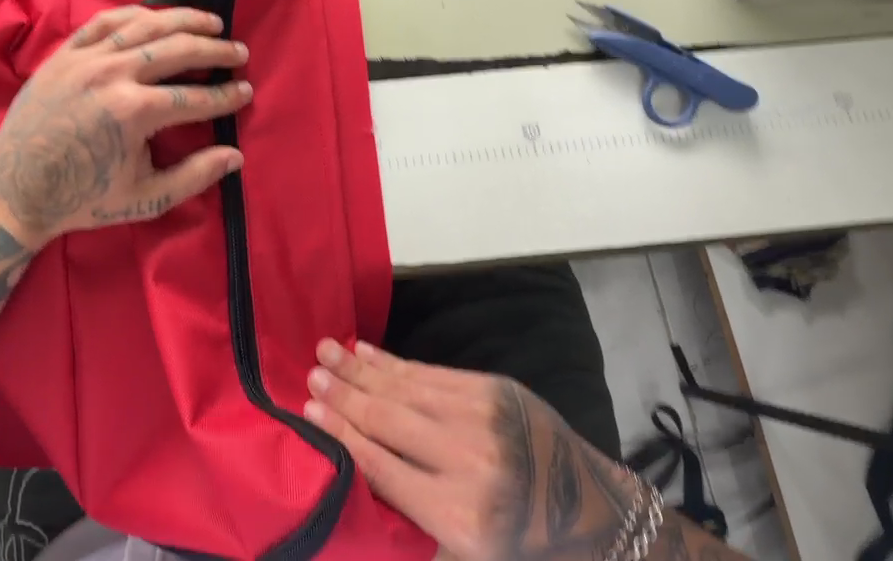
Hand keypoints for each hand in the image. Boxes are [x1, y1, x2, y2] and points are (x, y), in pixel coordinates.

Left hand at [0, 5, 252, 245]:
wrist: (15, 190)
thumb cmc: (81, 198)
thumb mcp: (144, 198)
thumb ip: (193, 176)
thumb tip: (235, 156)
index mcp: (134, 112)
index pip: (196, 96)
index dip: (227, 95)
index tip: (246, 91)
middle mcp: (113, 75)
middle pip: (178, 48)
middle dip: (215, 50)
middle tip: (238, 52)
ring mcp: (85, 58)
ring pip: (145, 24)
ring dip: (184, 20)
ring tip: (211, 23)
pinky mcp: (64, 53)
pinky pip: (105, 21)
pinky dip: (135, 14)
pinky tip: (156, 16)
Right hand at [304, 339, 644, 560]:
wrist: (586, 507)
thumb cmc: (513, 538)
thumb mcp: (460, 544)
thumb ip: (407, 508)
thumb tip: (347, 460)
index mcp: (458, 514)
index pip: (380, 467)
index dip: (340, 435)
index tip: (307, 411)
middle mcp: (469, 462)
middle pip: (389, 420)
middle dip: (343, 395)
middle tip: (309, 375)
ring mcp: (483, 418)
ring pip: (406, 388)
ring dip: (360, 368)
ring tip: (325, 351)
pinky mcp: (494, 389)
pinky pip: (431, 372)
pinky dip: (394, 362)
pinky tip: (366, 353)